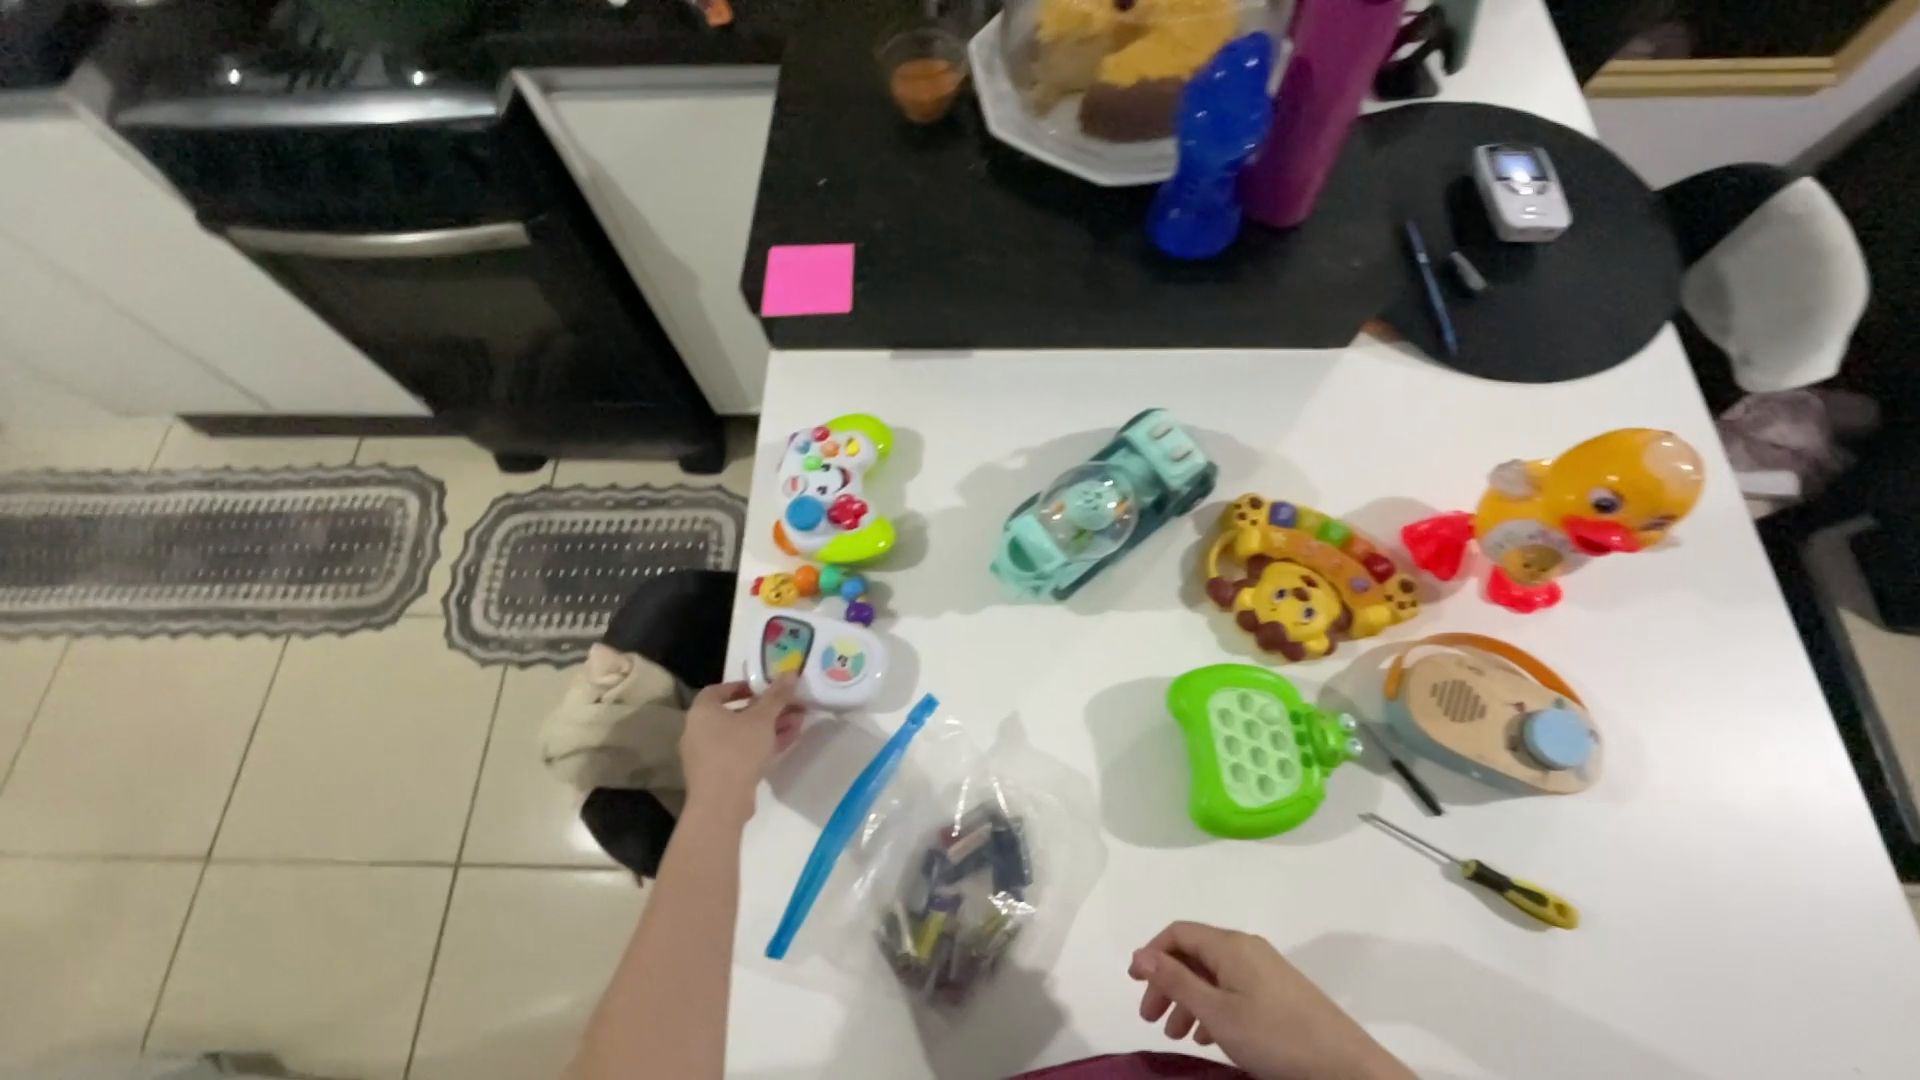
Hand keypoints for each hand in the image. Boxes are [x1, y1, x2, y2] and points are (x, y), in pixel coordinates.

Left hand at [679, 676, 804, 817]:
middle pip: (735, 713)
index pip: (718, 690)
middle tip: (790, 706)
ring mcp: (707, 755)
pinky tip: (788, 742)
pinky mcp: (717, 775)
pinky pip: (741, 752)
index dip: (742, 686)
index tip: (764, 688)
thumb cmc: (737, 751)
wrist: (721, 803)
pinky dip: (761, 745)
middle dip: (766, 709)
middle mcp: (698, 731)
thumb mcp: (762, 719)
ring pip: (741, 735)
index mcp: (702, 712)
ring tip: (797, 723)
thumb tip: (790, 673)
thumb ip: (777, 695)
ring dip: (769, 728)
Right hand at [1128, 921, 1414, 1079]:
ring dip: (1189, 999)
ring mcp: (1265, 969)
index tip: (1134, 985)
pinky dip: (1213, 1006)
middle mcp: (1246, 947)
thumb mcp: (1217, 1012)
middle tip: (1151, 1019)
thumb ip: (1176, 981)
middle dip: (1167, 982)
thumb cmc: (1275, 1037)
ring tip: (1177, 1035)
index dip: (1151, 953)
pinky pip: (1233, 988)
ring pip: (1213, 974)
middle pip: (1193, 954)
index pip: (1178, 933)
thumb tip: (1140, 953)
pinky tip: (1210, 1036)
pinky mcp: (1280, 991)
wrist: (1347, 1067)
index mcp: (1229, 944)